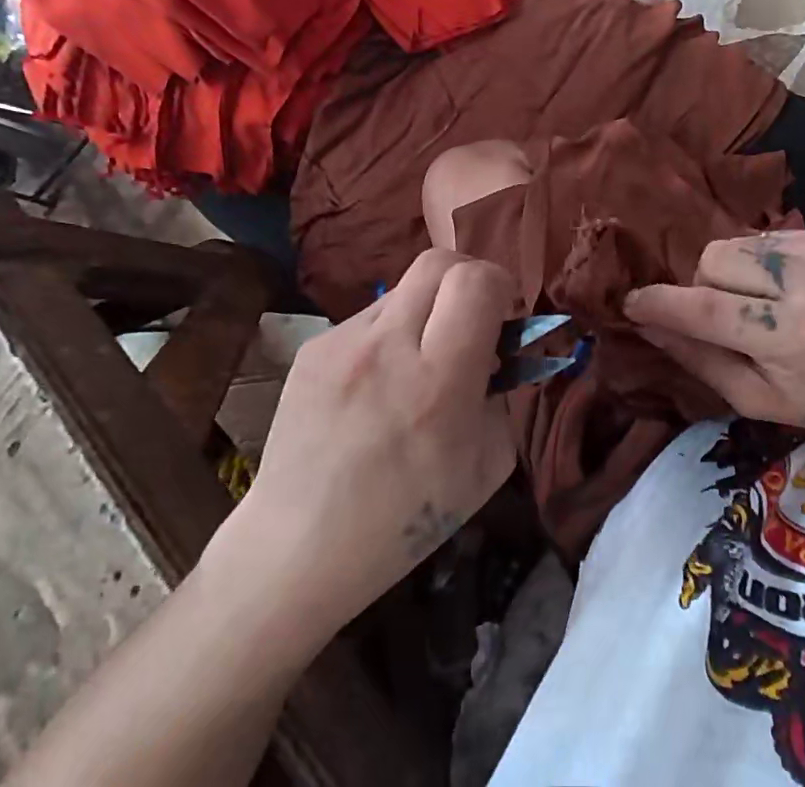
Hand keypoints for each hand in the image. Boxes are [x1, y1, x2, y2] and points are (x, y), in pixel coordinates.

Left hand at [207, 249, 518, 632]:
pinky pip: (366, 321)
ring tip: (417, 366)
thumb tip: (500, 352)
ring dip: (425, 312)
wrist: (300, 544)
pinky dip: (387, 339)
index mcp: (438, 381)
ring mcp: (340, 342)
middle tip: (472, 321)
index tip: (504, 318)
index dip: (501, 286)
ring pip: (401, 291)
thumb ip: (502, 397)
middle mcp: (385, 346)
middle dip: (468, 279)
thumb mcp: (487, 466)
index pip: (476, 281)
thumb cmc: (406, 520)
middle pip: (438, 261)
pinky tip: (376, 388)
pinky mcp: (311, 348)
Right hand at [623, 229, 804, 439]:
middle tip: (727, 320)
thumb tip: (645, 324)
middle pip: (712, 263)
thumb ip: (698, 359)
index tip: (631, 303)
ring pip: (729, 246)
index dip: (661, 304)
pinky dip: (753, 265)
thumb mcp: (753, 399)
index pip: (710, 310)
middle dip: (703, 290)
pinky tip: (780, 290)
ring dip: (726, 275)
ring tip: (757, 304)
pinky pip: (755, 239)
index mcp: (799, 341)